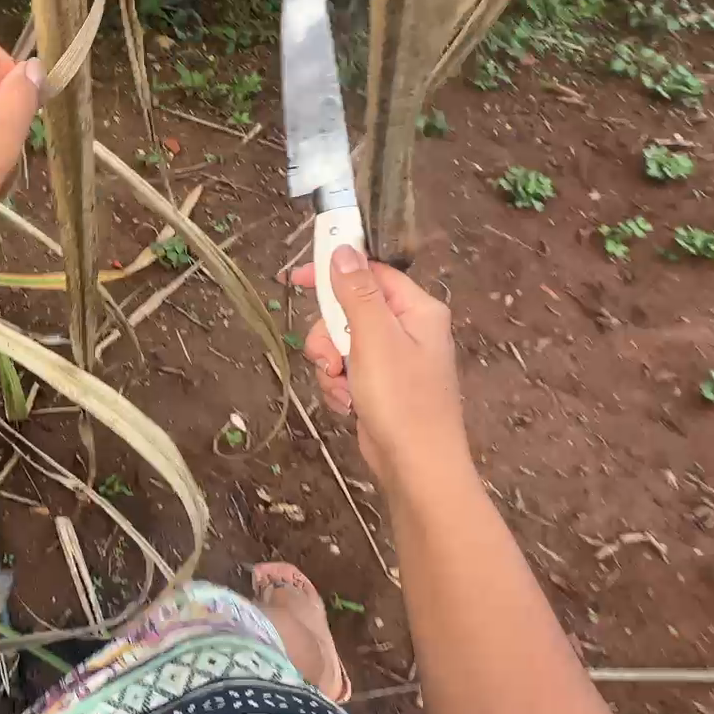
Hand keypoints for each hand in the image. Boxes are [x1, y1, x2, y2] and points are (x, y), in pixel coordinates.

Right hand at [290, 247, 467, 483]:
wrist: (415, 462)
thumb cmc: (401, 398)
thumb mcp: (374, 338)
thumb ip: (356, 292)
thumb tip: (343, 250)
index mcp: (416, 310)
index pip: (369, 273)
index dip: (333, 273)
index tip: (297, 278)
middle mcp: (406, 329)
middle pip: (347, 311)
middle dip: (328, 337)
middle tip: (329, 357)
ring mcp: (392, 358)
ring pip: (340, 343)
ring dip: (330, 366)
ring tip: (341, 387)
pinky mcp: (378, 384)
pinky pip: (344, 370)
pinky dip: (338, 385)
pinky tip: (347, 403)